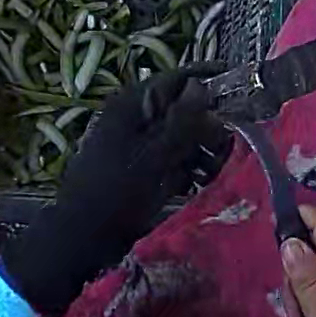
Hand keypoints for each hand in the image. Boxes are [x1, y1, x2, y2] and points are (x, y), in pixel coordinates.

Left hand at [0, 66, 219, 316]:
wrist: (80, 237)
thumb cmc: (118, 192)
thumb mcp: (155, 155)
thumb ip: (181, 120)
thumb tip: (201, 86)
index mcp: (132, 104)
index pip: (176, 79)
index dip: (207, 78)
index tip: (235, 80)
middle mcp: (131, 116)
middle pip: (179, 109)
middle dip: (206, 125)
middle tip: (226, 144)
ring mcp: (131, 141)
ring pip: (175, 135)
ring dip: (198, 149)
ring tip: (215, 169)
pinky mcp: (132, 165)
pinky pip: (165, 156)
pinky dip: (182, 166)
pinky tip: (196, 183)